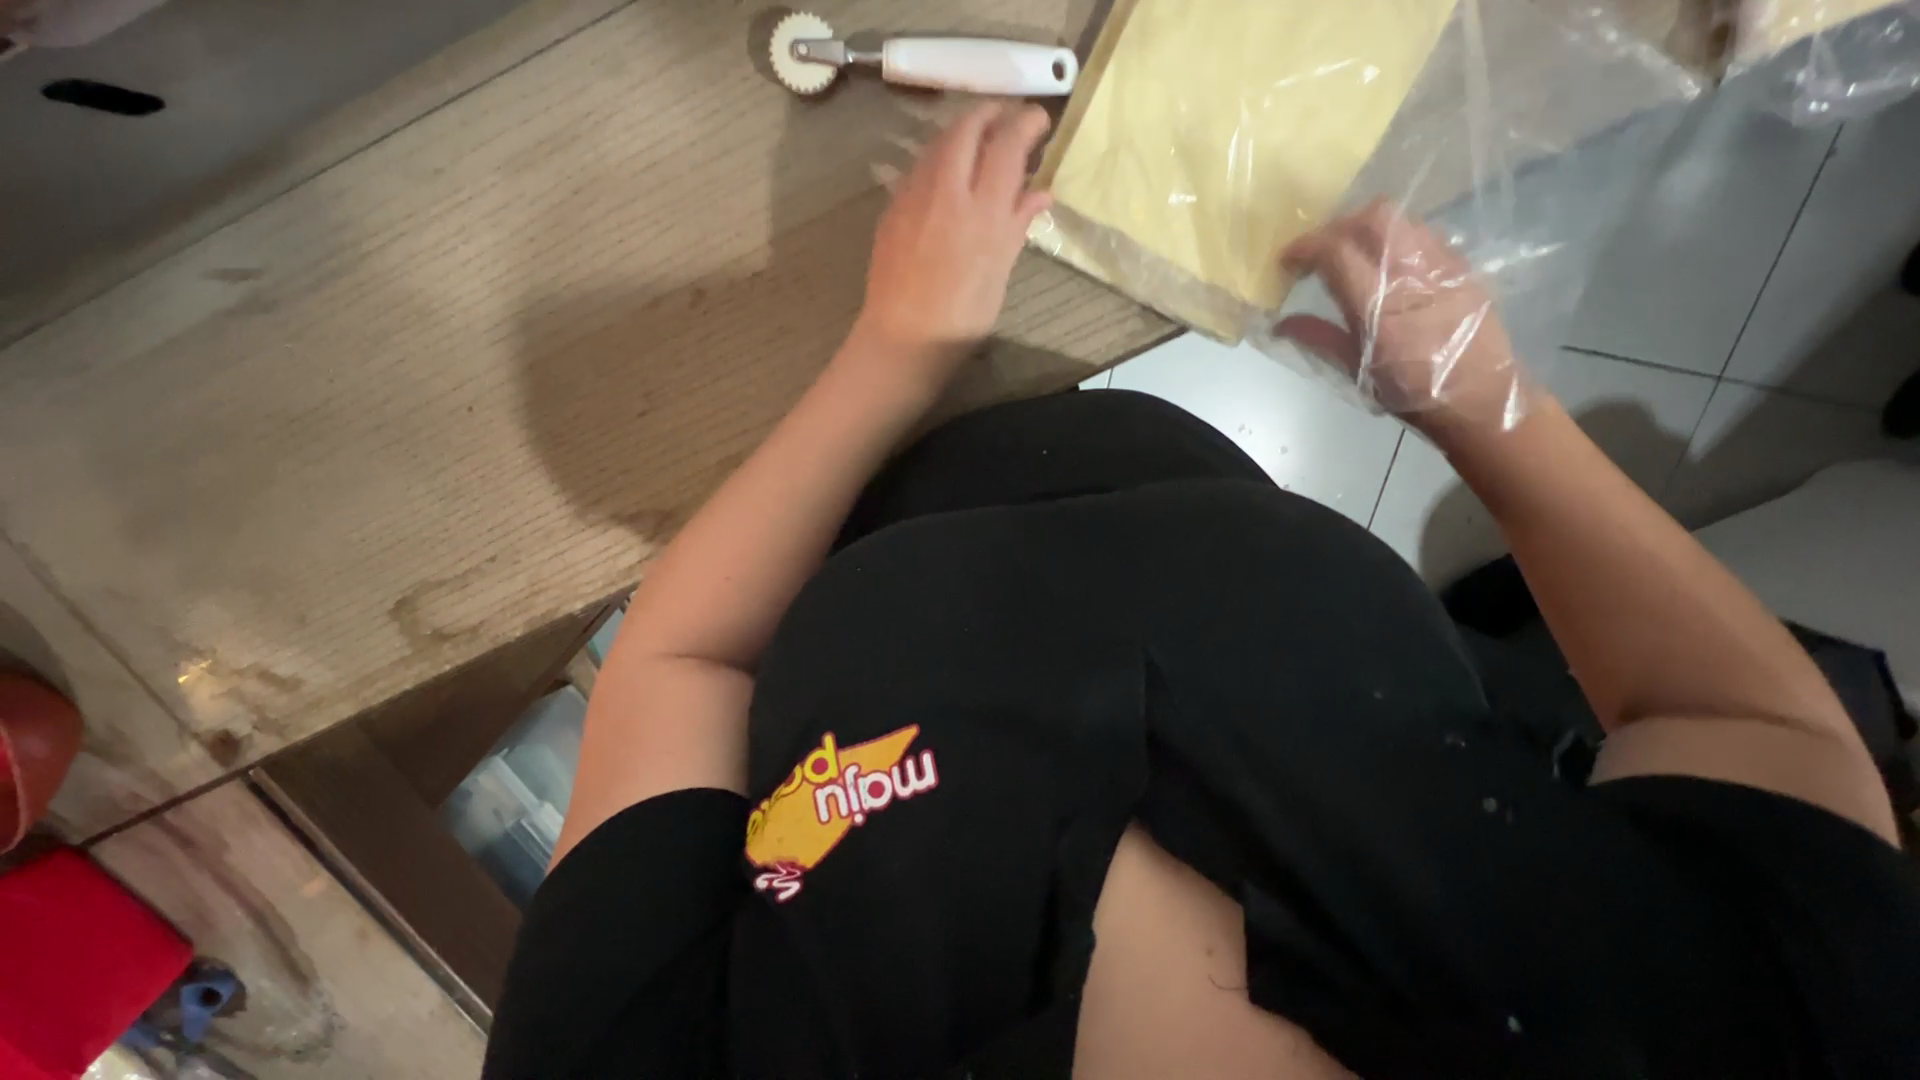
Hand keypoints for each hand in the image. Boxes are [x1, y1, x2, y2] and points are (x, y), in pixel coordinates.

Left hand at [845, 102, 1054, 395]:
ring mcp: (915, 196)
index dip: (1026, 122)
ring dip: (963, 132)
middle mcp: (948, 192)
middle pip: (968, 128)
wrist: (904, 338)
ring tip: (981, 141)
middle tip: (1007, 118)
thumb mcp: (999, 273)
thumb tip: (1041, 193)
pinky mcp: (893, 207)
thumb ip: (1018, 225)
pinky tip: (949, 175)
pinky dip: (941, 156)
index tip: (1040, 120)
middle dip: (991, 113)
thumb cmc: (962, 317)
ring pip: (939, 143)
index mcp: (984, 212)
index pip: (1008, 144)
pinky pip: (920, 166)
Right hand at [1274, 199, 1533, 441]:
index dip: (1305, 247)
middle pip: (1376, 217)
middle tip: (1324, 248)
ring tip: (1357, 255)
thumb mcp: (1356, 372)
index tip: (1288, 259)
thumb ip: (1318, 338)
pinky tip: (1392, 268)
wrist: (1480, 400)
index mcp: (1378, 307)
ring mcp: (1443, 267)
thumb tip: (1280, 324)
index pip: (1336, 252)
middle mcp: (1412, 276)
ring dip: (1372, 230)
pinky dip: (1400, 242)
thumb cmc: (1410, 392)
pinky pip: (1427, 237)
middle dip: (1341, 224)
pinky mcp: (1465, 268)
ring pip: (1404, 221)